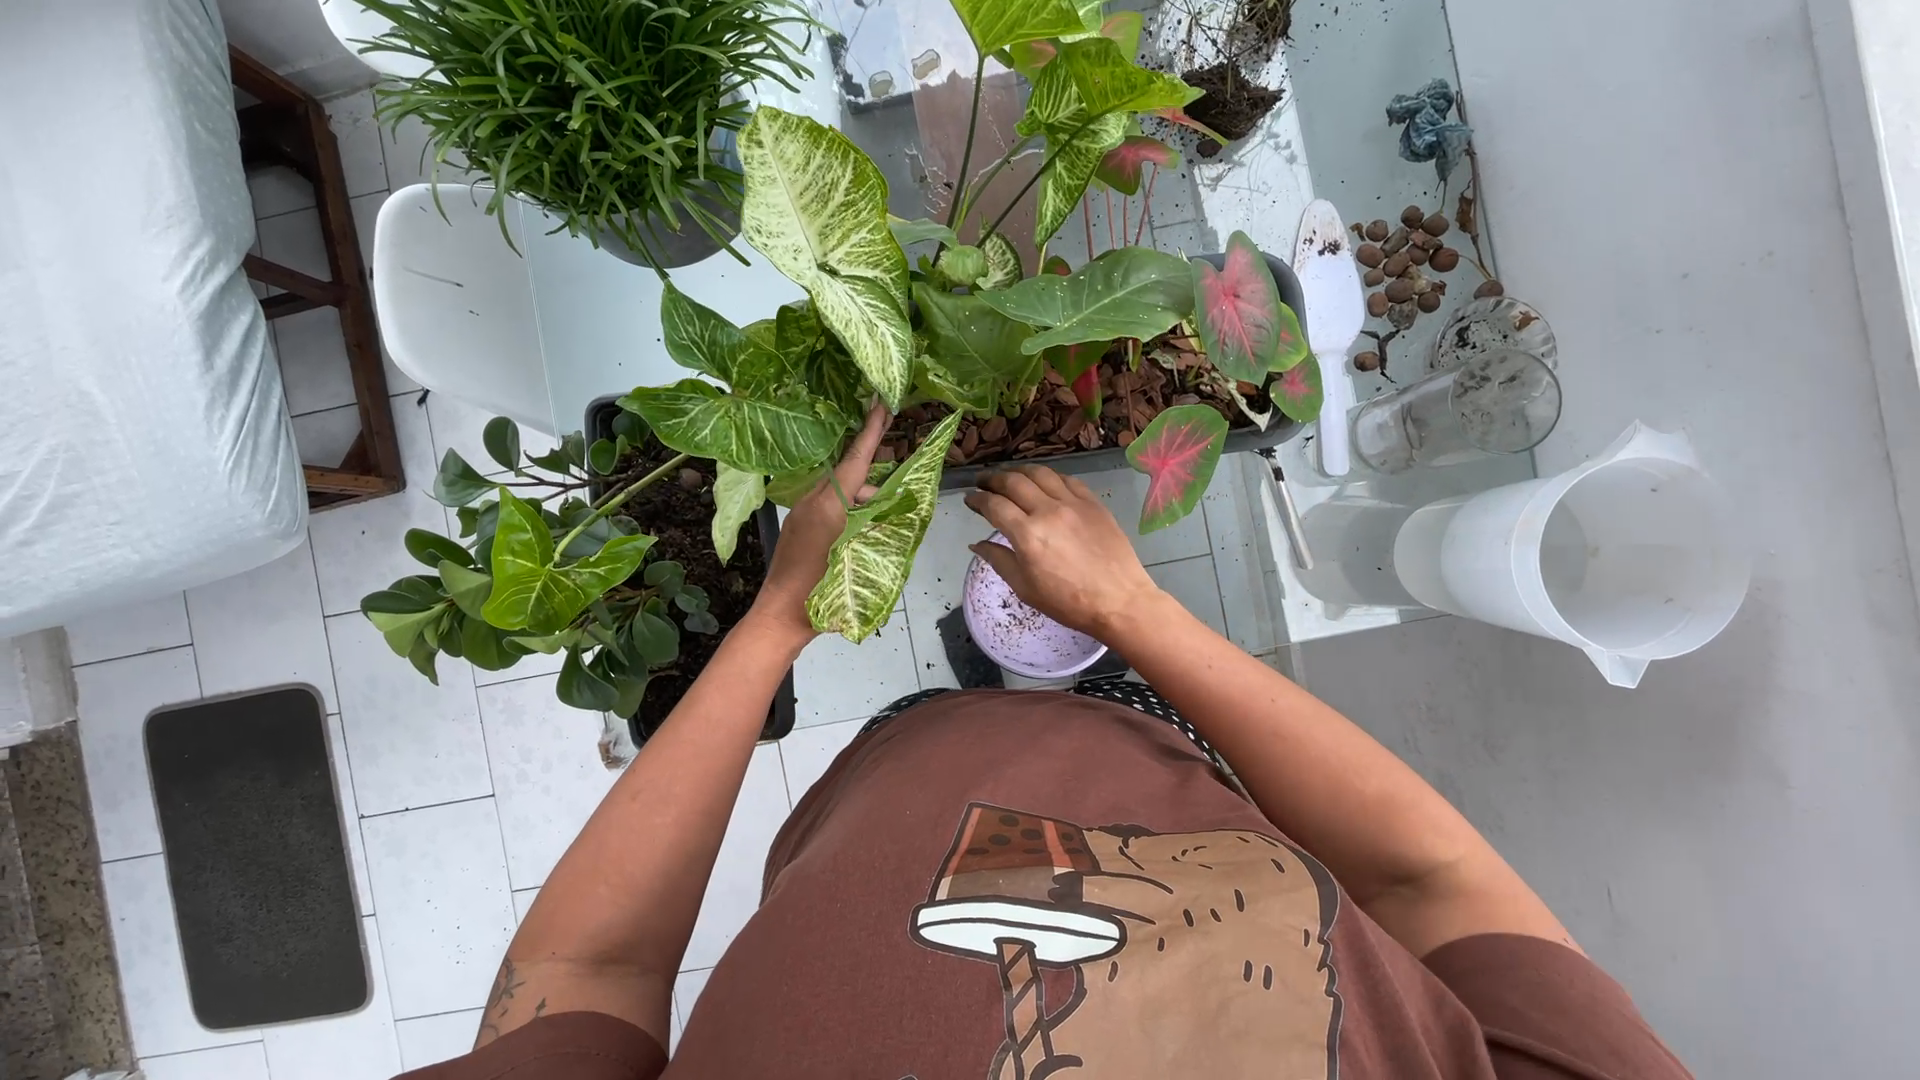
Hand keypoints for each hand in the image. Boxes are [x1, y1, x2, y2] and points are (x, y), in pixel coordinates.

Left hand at [747, 401, 890, 644]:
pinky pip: (828, 508)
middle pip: (850, 476)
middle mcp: (812, 502)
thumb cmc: (821, 594)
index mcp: (829, 505)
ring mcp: (801, 515)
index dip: (870, 431)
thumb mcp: (860, 558)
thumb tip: (890, 509)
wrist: (779, 619)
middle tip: (897, 490)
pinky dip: (848, 513)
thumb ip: (877, 528)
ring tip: (881, 527)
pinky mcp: (797, 528)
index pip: (855, 459)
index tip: (880, 403)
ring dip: (862, 503)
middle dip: (874, 480)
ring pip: (840, 495)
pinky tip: (860, 534)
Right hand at [963, 465, 1163, 638]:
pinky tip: (1042, 481)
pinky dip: (1048, 476)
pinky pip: (1066, 479)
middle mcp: (1048, 511)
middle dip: (992, 479)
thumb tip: (977, 544)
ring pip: (1040, 473)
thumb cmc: (1068, 602)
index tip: (969, 499)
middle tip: (982, 482)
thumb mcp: (1025, 588)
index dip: (977, 499)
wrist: (1119, 601)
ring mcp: (1073, 503)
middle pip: (1013, 482)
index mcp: (1027, 535)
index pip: (994, 505)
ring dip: (1019, 471)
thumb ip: (999, 560)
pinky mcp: (1093, 503)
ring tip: (1009, 475)